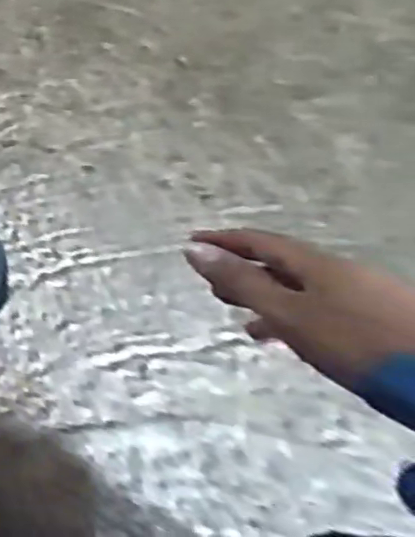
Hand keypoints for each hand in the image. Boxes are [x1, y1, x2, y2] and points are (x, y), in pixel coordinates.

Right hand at [185, 229, 414, 387]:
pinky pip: (333, 310)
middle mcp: (349, 274)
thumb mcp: (286, 312)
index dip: (222, 240)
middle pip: (286, 266)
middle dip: (246, 275)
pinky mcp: (394, 325)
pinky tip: (296, 339)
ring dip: (274, 301)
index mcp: (320, 265)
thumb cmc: (354, 343)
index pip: (260, 241)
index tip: (190, 242)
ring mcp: (378, 299)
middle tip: (216, 289)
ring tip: (252, 324)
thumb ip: (239, 280)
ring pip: (309, 291)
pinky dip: (303, 317)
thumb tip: (194, 248)